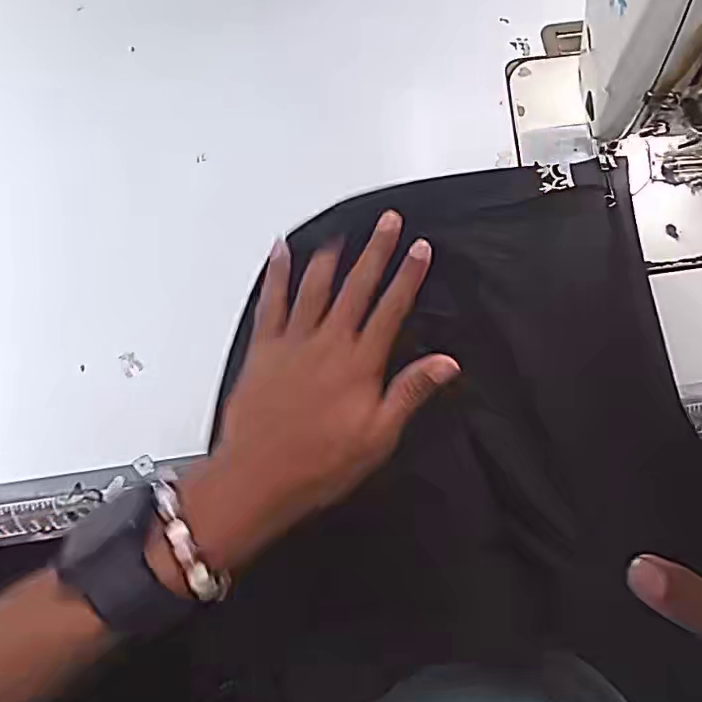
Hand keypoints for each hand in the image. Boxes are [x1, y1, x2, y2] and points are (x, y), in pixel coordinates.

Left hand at [162, 211, 460, 580]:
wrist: (257, 478)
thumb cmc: (317, 463)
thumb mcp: (378, 436)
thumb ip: (411, 391)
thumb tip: (444, 364)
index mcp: (359, 364)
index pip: (391, 308)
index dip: (408, 276)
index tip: (419, 250)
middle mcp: (328, 345)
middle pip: (358, 286)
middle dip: (376, 251)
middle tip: (387, 223)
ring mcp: (294, 343)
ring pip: (316, 287)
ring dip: (332, 256)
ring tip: (344, 233)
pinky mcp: (264, 350)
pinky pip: (271, 302)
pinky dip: (277, 274)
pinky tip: (281, 253)